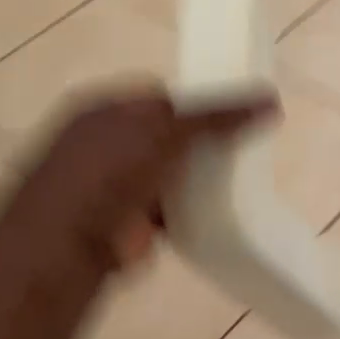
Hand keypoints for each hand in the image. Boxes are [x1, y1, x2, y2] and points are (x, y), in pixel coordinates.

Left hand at [0, 87, 277, 272]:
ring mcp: (115, 182)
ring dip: (199, 178)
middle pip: (170, 134)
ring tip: (239, 178)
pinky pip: (172, 207)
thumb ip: (218, 117)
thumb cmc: (109, 172)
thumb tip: (270, 99)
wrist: (69, 243)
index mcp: (104, 108)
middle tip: (241, 148)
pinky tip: (218, 210)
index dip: (198, 104)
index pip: (162, 96)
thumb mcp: (168, 131)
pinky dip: (191, 209)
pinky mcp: (129, 219)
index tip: (233, 117)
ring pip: (172, 172)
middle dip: (202, 143)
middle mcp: (105, 141)